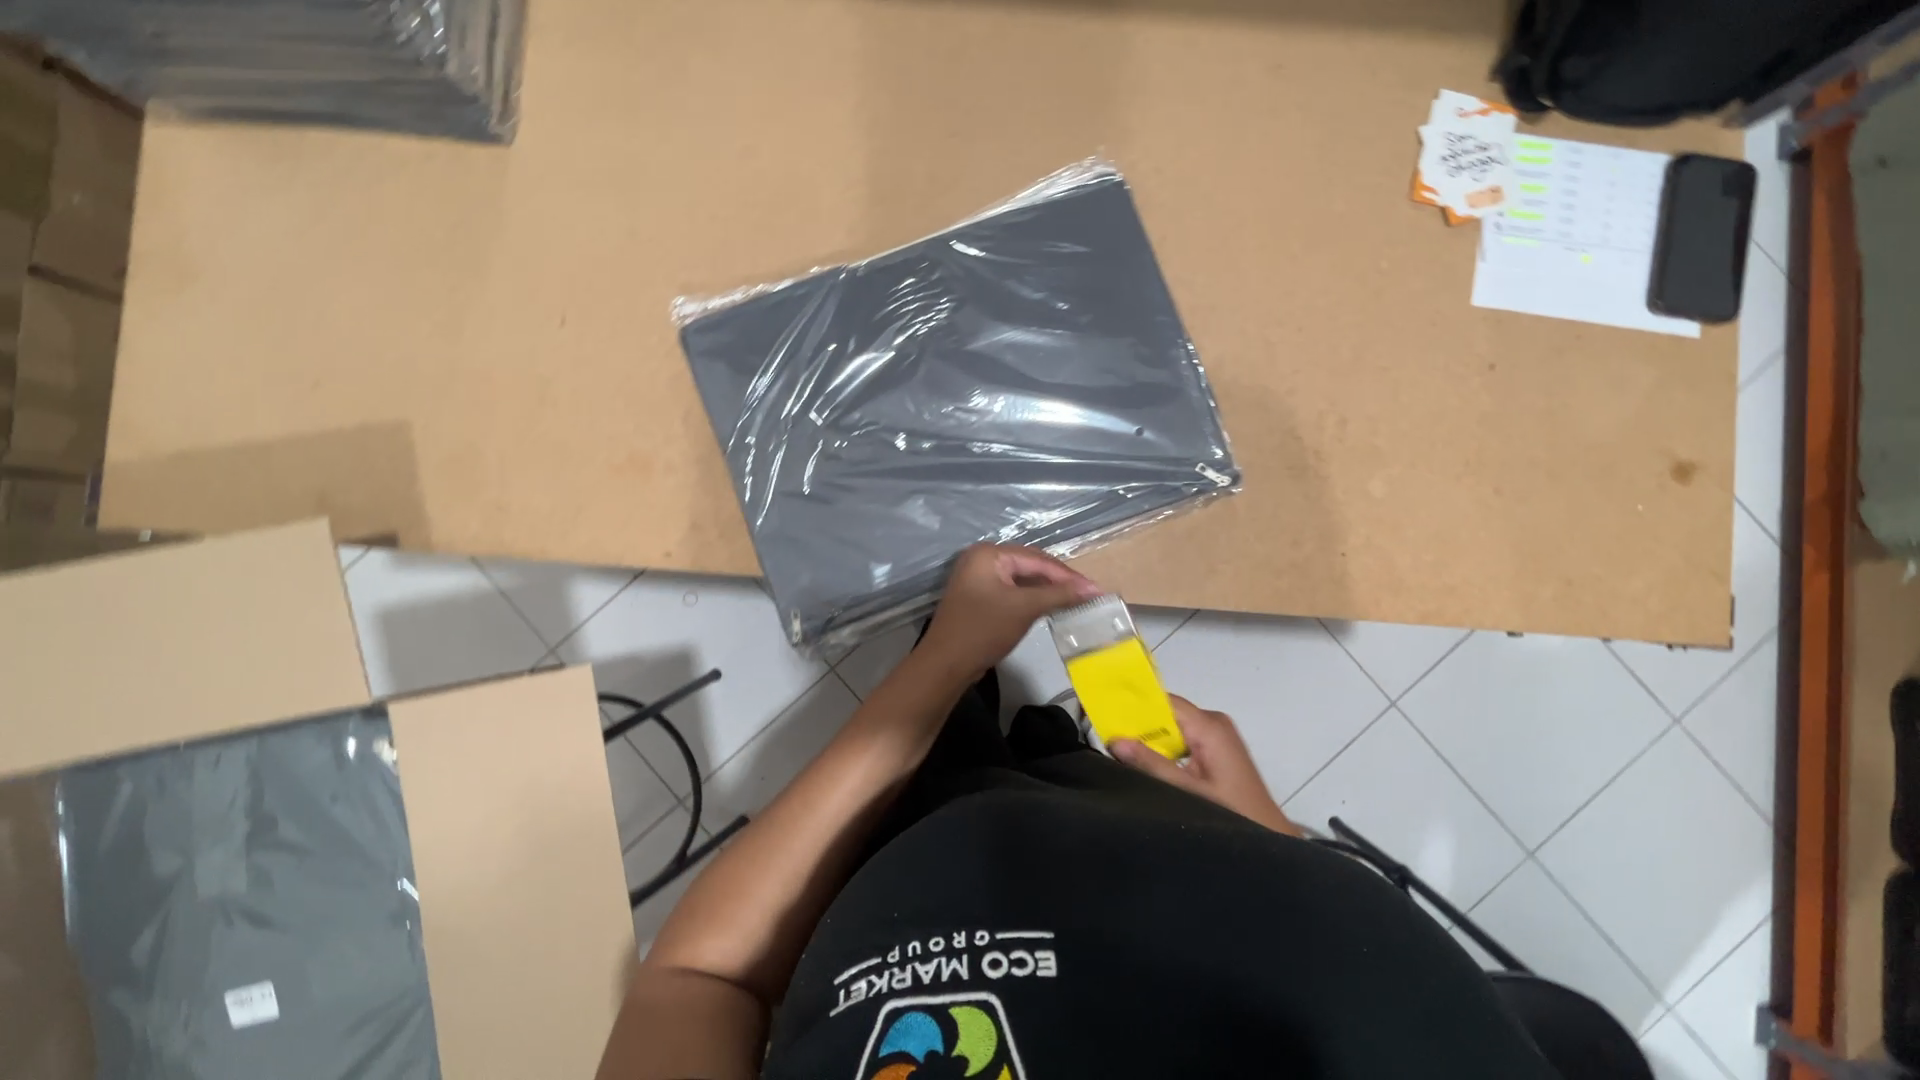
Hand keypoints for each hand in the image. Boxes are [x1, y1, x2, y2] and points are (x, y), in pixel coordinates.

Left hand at [918, 545, 1102, 679]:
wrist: (945, 664)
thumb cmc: (984, 629)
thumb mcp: (1024, 608)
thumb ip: (1059, 594)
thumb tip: (1094, 589)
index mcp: (988, 554)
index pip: (1037, 559)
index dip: (1068, 575)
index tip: (1095, 589)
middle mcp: (980, 559)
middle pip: (1029, 565)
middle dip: (1058, 581)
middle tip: (1088, 594)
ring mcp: (977, 578)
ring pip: (1021, 579)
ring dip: (1046, 590)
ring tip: (1074, 600)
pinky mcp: (978, 597)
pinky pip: (1011, 591)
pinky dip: (1030, 599)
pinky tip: (1048, 607)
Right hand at [1111, 696, 1300, 835]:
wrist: (1269, 836)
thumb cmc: (1232, 812)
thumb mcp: (1186, 791)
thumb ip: (1151, 764)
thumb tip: (1114, 739)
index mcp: (1209, 726)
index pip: (1164, 702)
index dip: (1134, 706)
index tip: (1105, 714)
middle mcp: (1214, 722)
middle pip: (1167, 714)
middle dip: (1139, 727)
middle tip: (1109, 741)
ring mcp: (1218, 735)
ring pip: (1174, 727)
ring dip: (1152, 741)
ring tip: (1122, 755)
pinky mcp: (1219, 749)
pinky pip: (1184, 739)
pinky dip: (1166, 750)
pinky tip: (1148, 766)